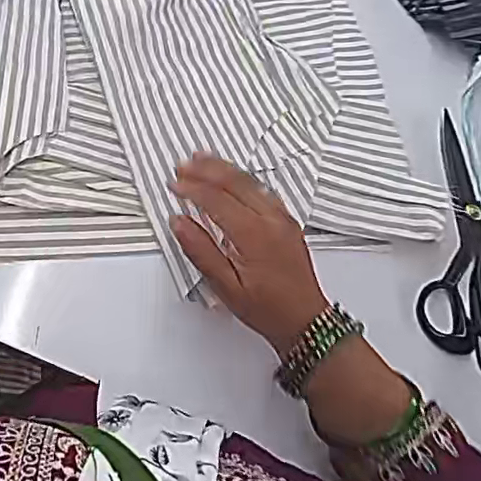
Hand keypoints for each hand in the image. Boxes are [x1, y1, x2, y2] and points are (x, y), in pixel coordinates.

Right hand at [171, 153, 413, 442]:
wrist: (305, 321)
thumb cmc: (269, 309)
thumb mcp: (226, 287)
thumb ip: (201, 251)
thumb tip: (179, 223)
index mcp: (254, 234)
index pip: (216, 200)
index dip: (192, 189)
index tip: (175, 185)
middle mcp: (271, 220)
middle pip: (235, 182)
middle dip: (206, 170)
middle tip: (184, 165)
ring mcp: (283, 218)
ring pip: (251, 181)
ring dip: (224, 168)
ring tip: (203, 159)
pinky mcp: (288, 221)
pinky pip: (263, 189)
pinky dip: (243, 177)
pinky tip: (233, 175)